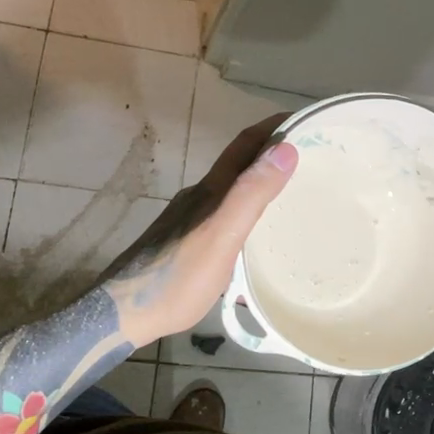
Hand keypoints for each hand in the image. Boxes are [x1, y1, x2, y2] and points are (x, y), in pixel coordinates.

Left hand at [107, 115, 297, 344]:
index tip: (307, 119)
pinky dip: (247, 208)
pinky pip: (225, 213)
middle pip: (240, 164)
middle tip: (312, 154)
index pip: (245, 144)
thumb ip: (250, 195)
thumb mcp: (221, 238)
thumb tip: (285, 149)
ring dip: (260, 180)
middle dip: (273, 152)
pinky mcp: (185, 241)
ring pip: (232, 190)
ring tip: (292, 190)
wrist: (121, 314)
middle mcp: (199, 198)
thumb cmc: (176, 278)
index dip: (274, 127)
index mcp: (210, 191)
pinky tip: (255, 231)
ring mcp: (189, 220)